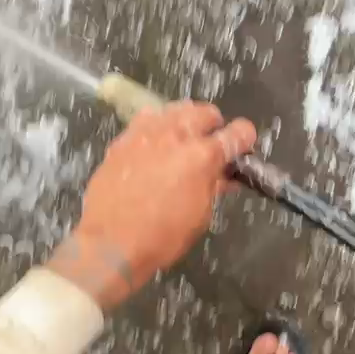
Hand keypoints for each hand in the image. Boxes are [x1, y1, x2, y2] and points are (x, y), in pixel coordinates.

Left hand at [46, 101, 256, 309]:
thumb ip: (212, 187)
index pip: (237, 133)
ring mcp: (144, 135)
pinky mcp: (120, 142)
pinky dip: (154, 129)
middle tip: (209, 145)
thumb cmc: (161, 237)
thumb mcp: (199, 215)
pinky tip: (152, 147)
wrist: (110, 243)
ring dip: (182, 122)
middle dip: (212, 126)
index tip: (242, 148)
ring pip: (172, 110)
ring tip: (180, 141)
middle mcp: (174, 137)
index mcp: (202, 157)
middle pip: (204, 112)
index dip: (244, 140)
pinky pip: (143, 122)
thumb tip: (222, 175)